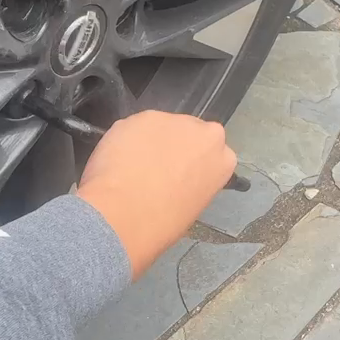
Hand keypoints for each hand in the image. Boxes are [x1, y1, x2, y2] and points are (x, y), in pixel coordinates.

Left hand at [74, 110, 235, 279]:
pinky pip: (134, 128)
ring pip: (160, 128)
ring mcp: (171, 120)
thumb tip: (175, 180)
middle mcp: (203, 131)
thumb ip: (192, 183)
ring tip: (132, 167)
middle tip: (154, 169)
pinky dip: (126, 140)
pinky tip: (116, 161)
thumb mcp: (192, 207)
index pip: (211, 153)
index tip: (178, 175)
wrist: (125, 213)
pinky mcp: (141, 116)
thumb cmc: (162, 223)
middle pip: (188, 133)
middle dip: (174, 146)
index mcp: (223, 159)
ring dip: (149, 142)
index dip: (191, 163)